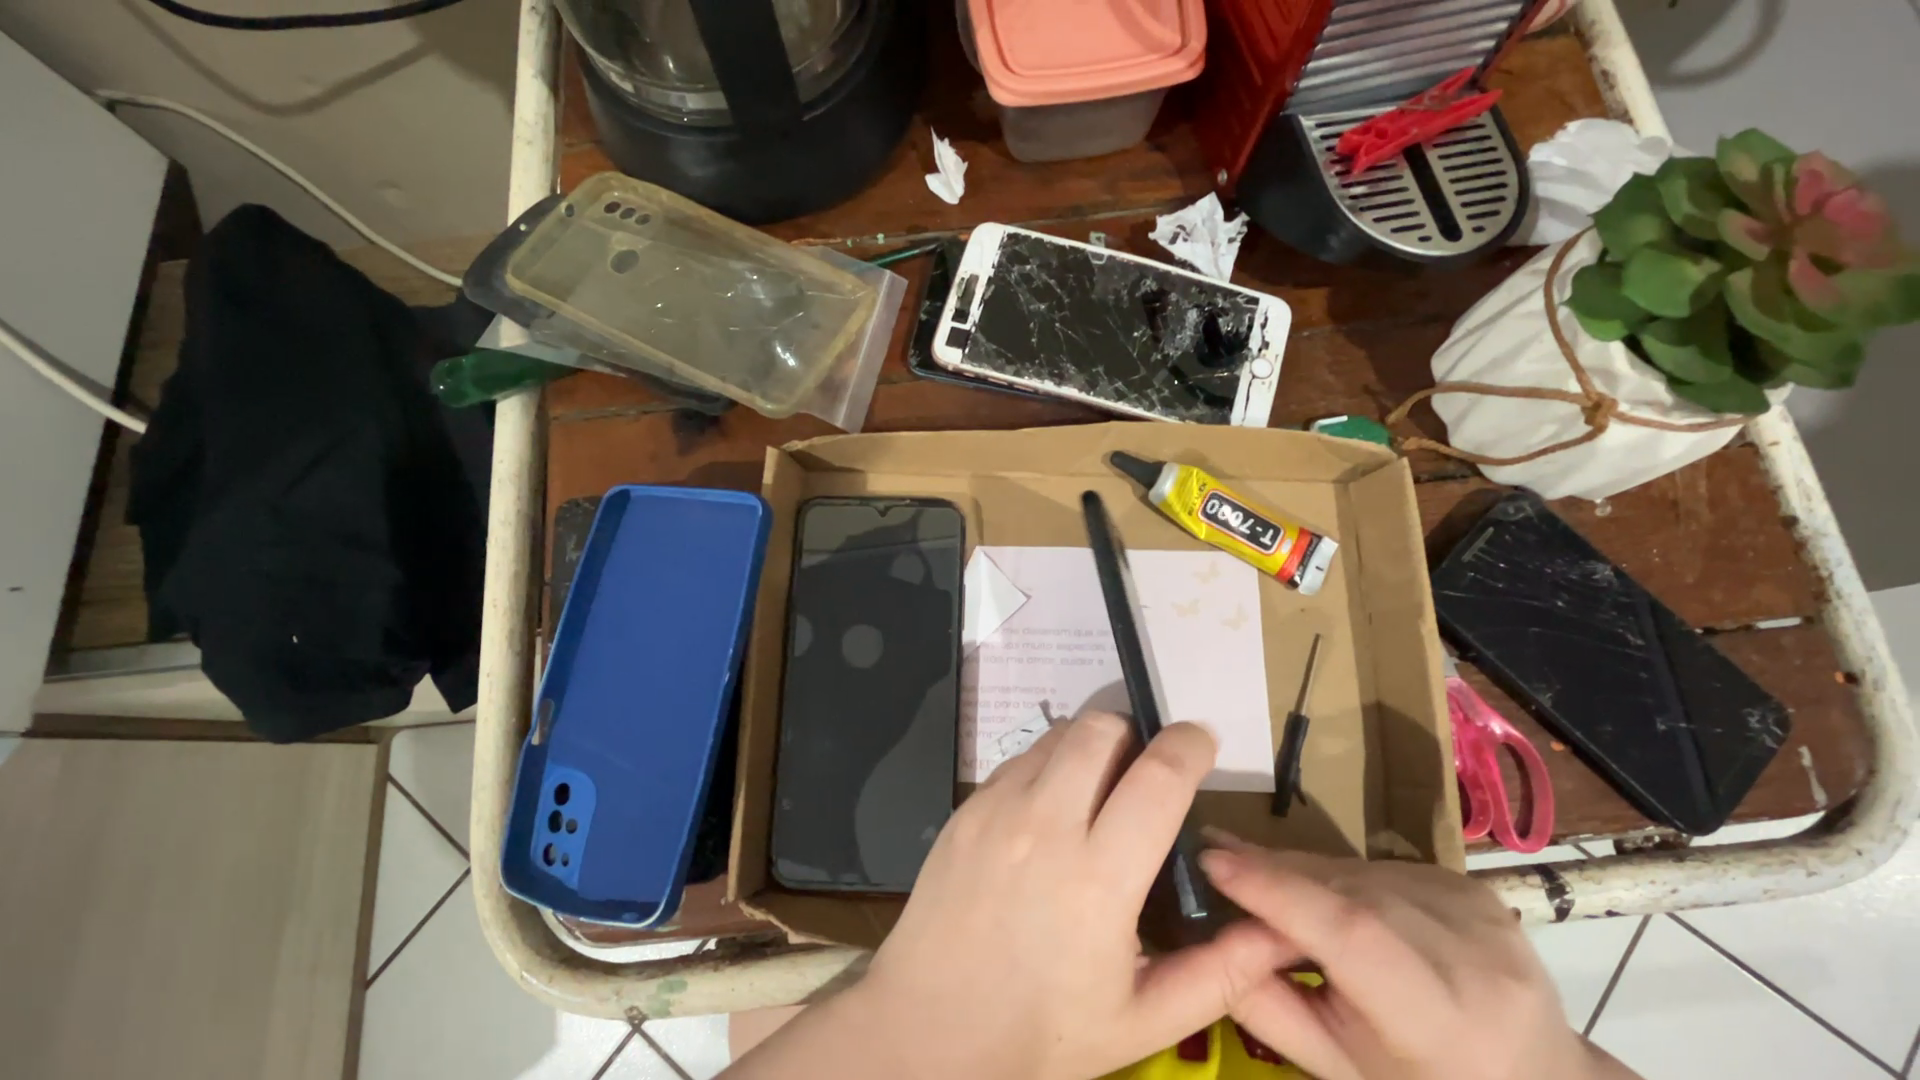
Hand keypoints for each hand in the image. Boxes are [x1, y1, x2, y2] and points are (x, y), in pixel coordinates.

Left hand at [831, 713, 1293, 1079]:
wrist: (929, 1030)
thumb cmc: (1042, 1031)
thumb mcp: (1143, 1019)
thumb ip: (1219, 973)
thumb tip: (1280, 931)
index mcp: (1099, 877)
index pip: (1158, 775)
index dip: (1189, 745)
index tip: (1202, 742)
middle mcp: (1046, 826)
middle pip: (1100, 729)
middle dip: (1135, 734)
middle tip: (1145, 770)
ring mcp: (997, 810)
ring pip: (1056, 736)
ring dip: (1090, 745)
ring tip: (1098, 788)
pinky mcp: (965, 810)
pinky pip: (1017, 760)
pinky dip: (1046, 766)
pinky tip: (1049, 811)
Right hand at [1199, 837, 1625, 1079]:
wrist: (1533, 1078)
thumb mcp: (1336, 1067)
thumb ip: (1268, 1005)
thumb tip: (1210, 933)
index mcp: (1442, 1020)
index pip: (1353, 935)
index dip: (1277, 891)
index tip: (1211, 858)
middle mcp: (1469, 953)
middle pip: (1347, 893)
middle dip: (1272, 873)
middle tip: (1212, 857)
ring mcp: (1477, 910)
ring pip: (1357, 872)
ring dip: (1298, 870)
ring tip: (1253, 873)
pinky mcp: (1471, 884)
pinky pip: (1377, 867)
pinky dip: (1334, 874)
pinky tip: (1316, 891)